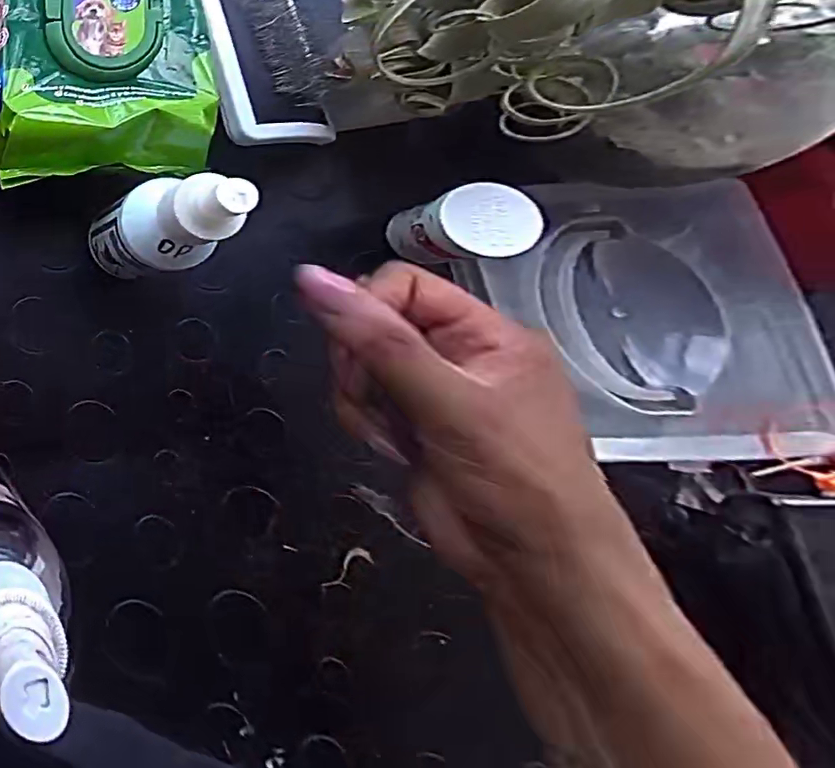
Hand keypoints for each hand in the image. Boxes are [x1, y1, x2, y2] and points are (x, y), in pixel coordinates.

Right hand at [294, 262, 636, 598]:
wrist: (534, 569)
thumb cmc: (521, 485)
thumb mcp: (446, 401)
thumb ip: (375, 338)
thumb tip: (315, 281)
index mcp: (486, 335)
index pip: (399, 285)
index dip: (367, 310)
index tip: (359, 348)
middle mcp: (456, 354)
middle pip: (367, 323)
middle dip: (358, 362)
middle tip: (381, 396)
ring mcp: (428, 389)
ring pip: (352, 361)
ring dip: (359, 397)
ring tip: (396, 431)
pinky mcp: (405, 418)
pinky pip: (354, 396)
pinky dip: (360, 419)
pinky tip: (393, 445)